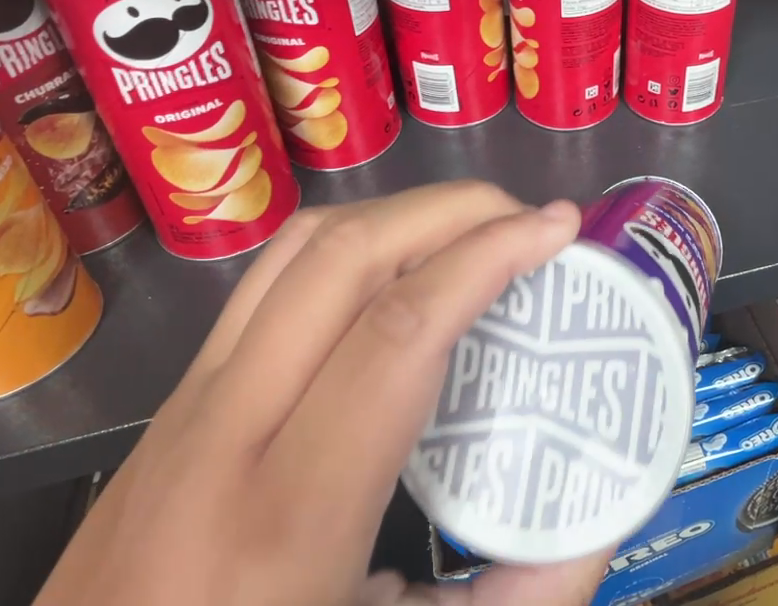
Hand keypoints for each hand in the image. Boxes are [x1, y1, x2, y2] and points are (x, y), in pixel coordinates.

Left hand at [36, 182, 609, 605]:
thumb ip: (517, 602)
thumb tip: (603, 515)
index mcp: (285, 518)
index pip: (396, 332)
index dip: (487, 259)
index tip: (558, 230)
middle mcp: (222, 436)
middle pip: (341, 259)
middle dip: (450, 210)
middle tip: (527, 219)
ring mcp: (184, 408)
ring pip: (295, 252)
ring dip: (398, 215)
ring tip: (475, 229)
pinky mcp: (174, 404)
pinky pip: (270, 283)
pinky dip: (352, 247)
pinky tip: (400, 273)